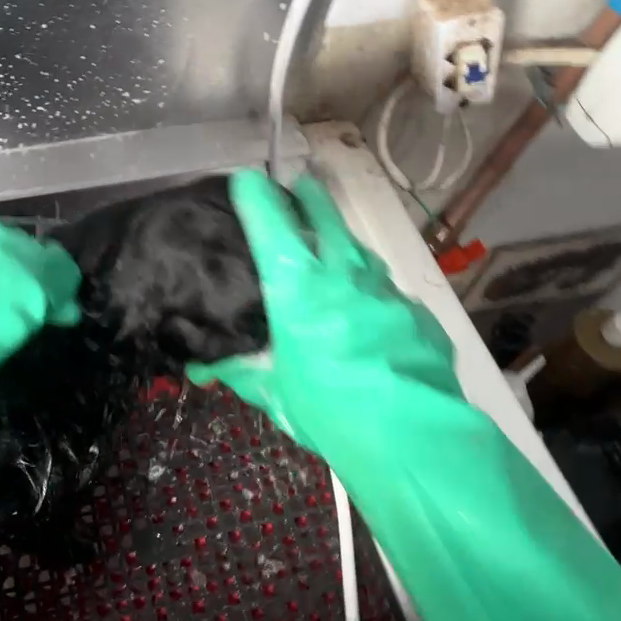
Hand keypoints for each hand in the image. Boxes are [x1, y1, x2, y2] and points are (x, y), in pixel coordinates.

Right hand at [193, 169, 620, 620]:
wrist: (415, 441)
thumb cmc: (328, 412)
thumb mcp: (276, 395)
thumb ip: (242, 374)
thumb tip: (203, 369)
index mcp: (296, 285)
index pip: (269, 219)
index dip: (254, 193)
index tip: (246, 179)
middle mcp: (342, 272)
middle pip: (323, 213)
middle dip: (307, 194)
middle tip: (298, 184)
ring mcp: (386, 289)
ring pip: (359, 251)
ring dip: (343, 244)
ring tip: (334, 252)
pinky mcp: (418, 313)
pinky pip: (388, 293)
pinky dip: (373, 295)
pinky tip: (371, 318)